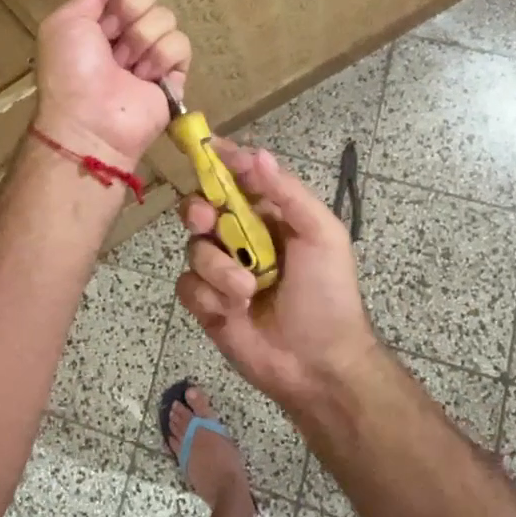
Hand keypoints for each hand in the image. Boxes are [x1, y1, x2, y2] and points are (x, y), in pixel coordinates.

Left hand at [33, 0, 190, 170]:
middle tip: (110, 40)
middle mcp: (125, 35)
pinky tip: (145, 78)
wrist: (90, 121)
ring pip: (165, 18)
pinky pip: (180, 44)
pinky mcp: (175, 74)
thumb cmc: (69, 71)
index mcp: (96, 22)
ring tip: (126, 68)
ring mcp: (151, 54)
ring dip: (141, 41)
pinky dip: (161, 59)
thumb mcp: (65, 24)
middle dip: (127, 14)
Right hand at [177, 140, 378, 411]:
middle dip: (199, 210)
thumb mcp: (321, 235)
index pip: (237, 177)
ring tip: (248, 291)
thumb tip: (256, 153)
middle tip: (208, 222)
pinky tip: (233, 310)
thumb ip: (288, 193)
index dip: (219, 162)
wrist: (320, 365)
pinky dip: (208, 296)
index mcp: (269, 214)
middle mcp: (240, 237)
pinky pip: (187, 286)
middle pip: (200, 207)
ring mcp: (221, 270)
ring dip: (218, 268)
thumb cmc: (328, 294)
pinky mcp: (207, 303)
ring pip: (193, 249)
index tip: (205, 151)